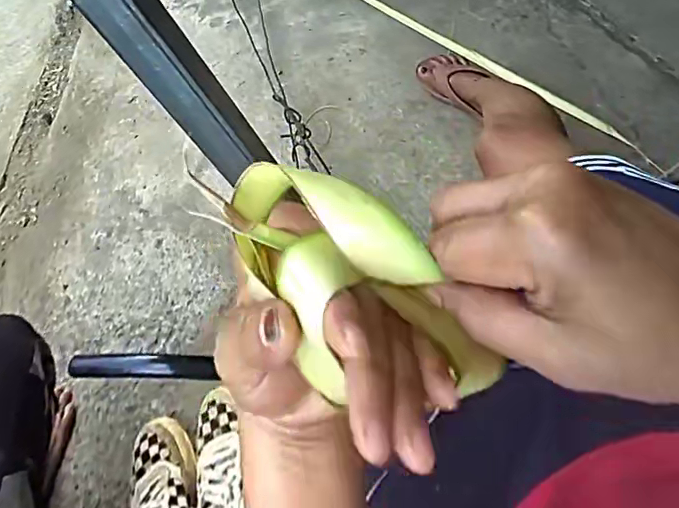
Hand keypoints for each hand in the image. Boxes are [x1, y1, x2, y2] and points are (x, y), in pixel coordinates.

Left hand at [214, 204, 459, 473]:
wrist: (296, 416)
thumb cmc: (261, 374)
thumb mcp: (239, 363)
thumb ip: (250, 340)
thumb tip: (277, 320)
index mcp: (279, 253)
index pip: (297, 229)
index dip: (323, 269)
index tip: (342, 334)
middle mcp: (327, 256)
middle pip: (358, 291)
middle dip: (371, 366)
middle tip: (372, 433)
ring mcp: (366, 283)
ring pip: (393, 321)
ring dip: (402, 390)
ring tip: (402, 448)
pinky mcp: (397, 310)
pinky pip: (421, 332)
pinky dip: (431, 369)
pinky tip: (439, 400)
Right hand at [428, 162, 678, 407]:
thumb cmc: (652, 351)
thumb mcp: (559, 359)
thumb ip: (481, 321)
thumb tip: (433, 291)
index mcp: (535, 230)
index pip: (444, 249)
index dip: (450, 288)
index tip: (480, 315)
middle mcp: (535, 182)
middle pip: (446, 209)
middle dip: (456, 255)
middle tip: (502, 297)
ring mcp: (551, 167)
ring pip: (468, 194)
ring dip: (475, 234)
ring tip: (521, 276)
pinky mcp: (565, 166)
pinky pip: (501, 188)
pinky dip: (498, 218)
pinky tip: (538, 253)